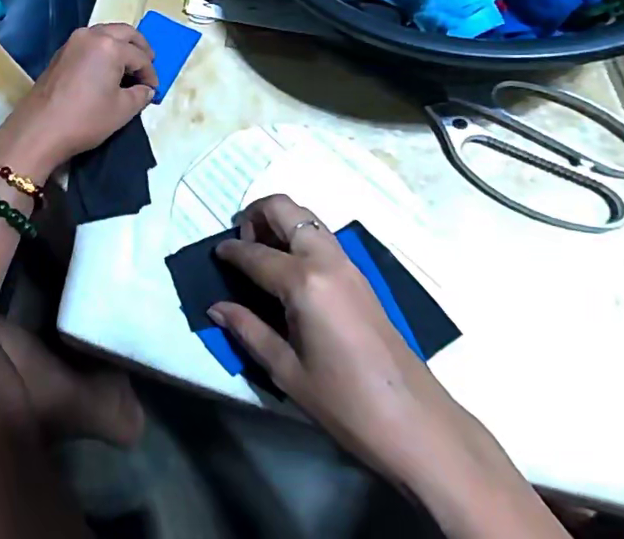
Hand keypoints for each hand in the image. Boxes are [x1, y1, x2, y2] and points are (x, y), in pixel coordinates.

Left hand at [0, 24, 157, 178]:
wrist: (38, 131)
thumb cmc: (85, 119)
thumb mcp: (122, 110)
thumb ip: (140, 95)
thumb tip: (146, 90)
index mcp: (110, 46)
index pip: (140, 56)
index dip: (150, 74)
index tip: (153, 90)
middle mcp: (91, 36)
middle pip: (124, 33)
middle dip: (140, 48)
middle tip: (147, 65)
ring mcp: (73, 42)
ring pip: (105, 34)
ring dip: (121, 46)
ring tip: (129, 66)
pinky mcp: (61, 53)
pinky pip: (90, 42)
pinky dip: (104, 50)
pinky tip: (107, 69)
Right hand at [209, 195, 476, 483]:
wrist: (408, 414)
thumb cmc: (341, 399)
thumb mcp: (285, 369)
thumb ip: (248, 330)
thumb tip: (216, 307)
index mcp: (303, 281)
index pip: (256, 254)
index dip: (231, 252)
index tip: (215, 252)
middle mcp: (325, 258)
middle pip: (286, 209)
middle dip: (257, 214)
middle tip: (241, 242)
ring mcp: (346, 262)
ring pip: (307, 217)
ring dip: (281, 221)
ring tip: (261, 252)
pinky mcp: (359, 273)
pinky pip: (322, 236)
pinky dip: (299, 235)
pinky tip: (288, 267)